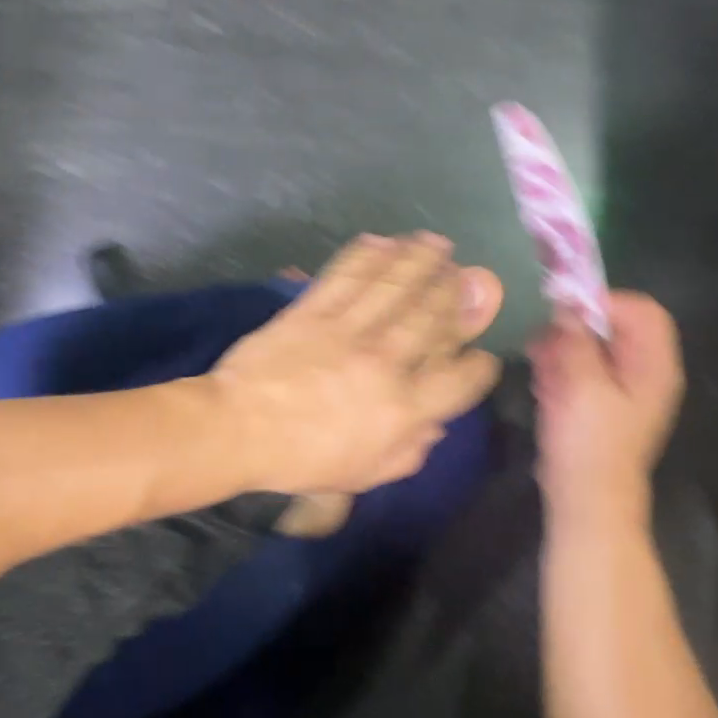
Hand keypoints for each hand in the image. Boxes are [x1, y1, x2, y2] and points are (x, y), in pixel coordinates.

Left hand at [207, 232, 503, 494]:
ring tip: (437, 245)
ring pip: (394, 287)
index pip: (460, 380)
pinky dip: (367, 256)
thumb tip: (434, 428)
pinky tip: (383, 242)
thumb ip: (406, 453)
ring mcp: (346, 332)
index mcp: (403, 409)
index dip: (478, 366)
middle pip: (432, 317)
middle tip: (469, 276)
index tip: (480, 356)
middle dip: (457, 292)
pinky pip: (345, 277)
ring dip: (419, 261)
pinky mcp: (310, 313)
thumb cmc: (298, 461)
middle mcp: (384, 363)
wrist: (237, 430)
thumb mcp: (362, 474)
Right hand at [529, 291, 683, 522]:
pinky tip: (543, 387)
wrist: (585, 497)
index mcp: (653, 365)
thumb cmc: (588, 442)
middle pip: (614, 328)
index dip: (602, 302)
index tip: (561, 310)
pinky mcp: (599, 404)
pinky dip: (560, 372)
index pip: (640, 310)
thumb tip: (566, 307)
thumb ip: (575, 342)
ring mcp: (621, 390)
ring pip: (592, 349)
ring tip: (538, 367)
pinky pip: (581, 372)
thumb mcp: (580, 386)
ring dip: (562, 352)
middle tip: (542, 343)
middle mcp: (643, 372)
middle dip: (575, 329)